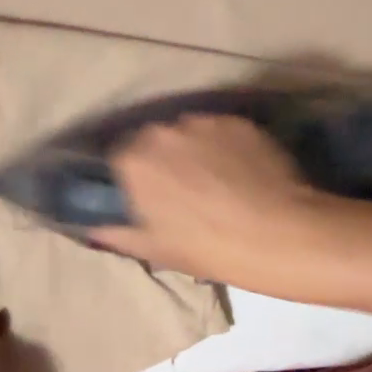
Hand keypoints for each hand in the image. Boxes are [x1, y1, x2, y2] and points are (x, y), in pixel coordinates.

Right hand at [90, 115, 325, 288]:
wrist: (279, 234)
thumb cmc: (209, 248)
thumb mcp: (156, 250)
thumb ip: (116, 234)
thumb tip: (93, 227)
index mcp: (134, 161)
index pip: (119, 159)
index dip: (133, 178)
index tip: (148, 196)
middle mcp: (163, 130)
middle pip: (153, 140)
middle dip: (163, 160)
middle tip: (183, 190)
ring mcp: (204, 121)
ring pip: (189, 132)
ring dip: (194, 150)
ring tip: (217, 181)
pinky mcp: (239, 120)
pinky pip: (221, 130)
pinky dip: (225, 146)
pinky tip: (242, 172)